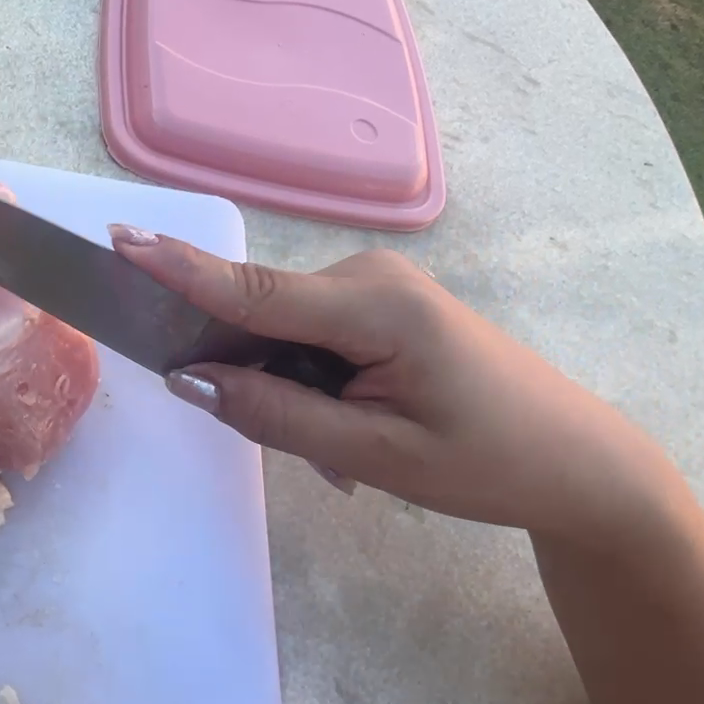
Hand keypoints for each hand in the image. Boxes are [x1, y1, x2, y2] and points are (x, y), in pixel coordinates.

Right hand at [109, 232, 690, 543]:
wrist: (583, 463)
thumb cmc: (491, 464)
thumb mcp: (377, 458)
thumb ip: (275, 415)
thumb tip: (189, 380)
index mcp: (375, 307)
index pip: (252, 289)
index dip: (180, 267)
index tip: (120, 238)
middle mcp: (364, 275)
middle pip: (258, 313)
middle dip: (254, 374)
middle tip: (318, 453)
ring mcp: (369, 283)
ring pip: (277, 328)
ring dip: (287, 385)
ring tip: (350, 450)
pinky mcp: (372, 299)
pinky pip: (303, 331)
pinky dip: (305, 377)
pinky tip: (353, 424)